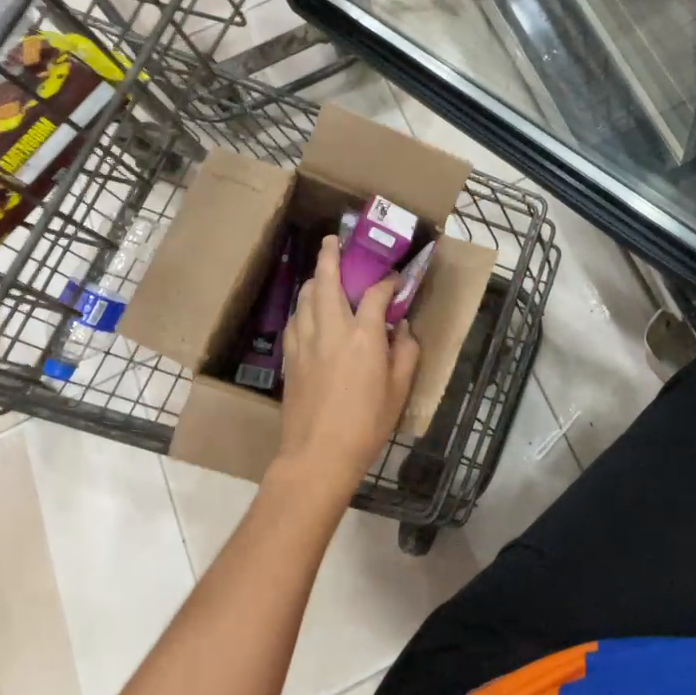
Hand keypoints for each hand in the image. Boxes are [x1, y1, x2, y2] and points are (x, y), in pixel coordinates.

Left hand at [279, 236, 419, 489]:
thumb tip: (401, 329)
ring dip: (314, 279)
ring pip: (305, 297)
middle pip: (326, 280)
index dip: (387, 281)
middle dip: (330, 256)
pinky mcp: (289, 356)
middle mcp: (331, 328)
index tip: (396, 278)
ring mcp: (305, 341)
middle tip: (334, 241)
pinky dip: (303, 307)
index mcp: (363, 335)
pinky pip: (295, 319)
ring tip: (322, 274)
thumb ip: (405, 352)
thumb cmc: (367, 424)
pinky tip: (309, 312)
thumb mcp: (399, 389)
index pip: (376, 293)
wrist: (318, 454)